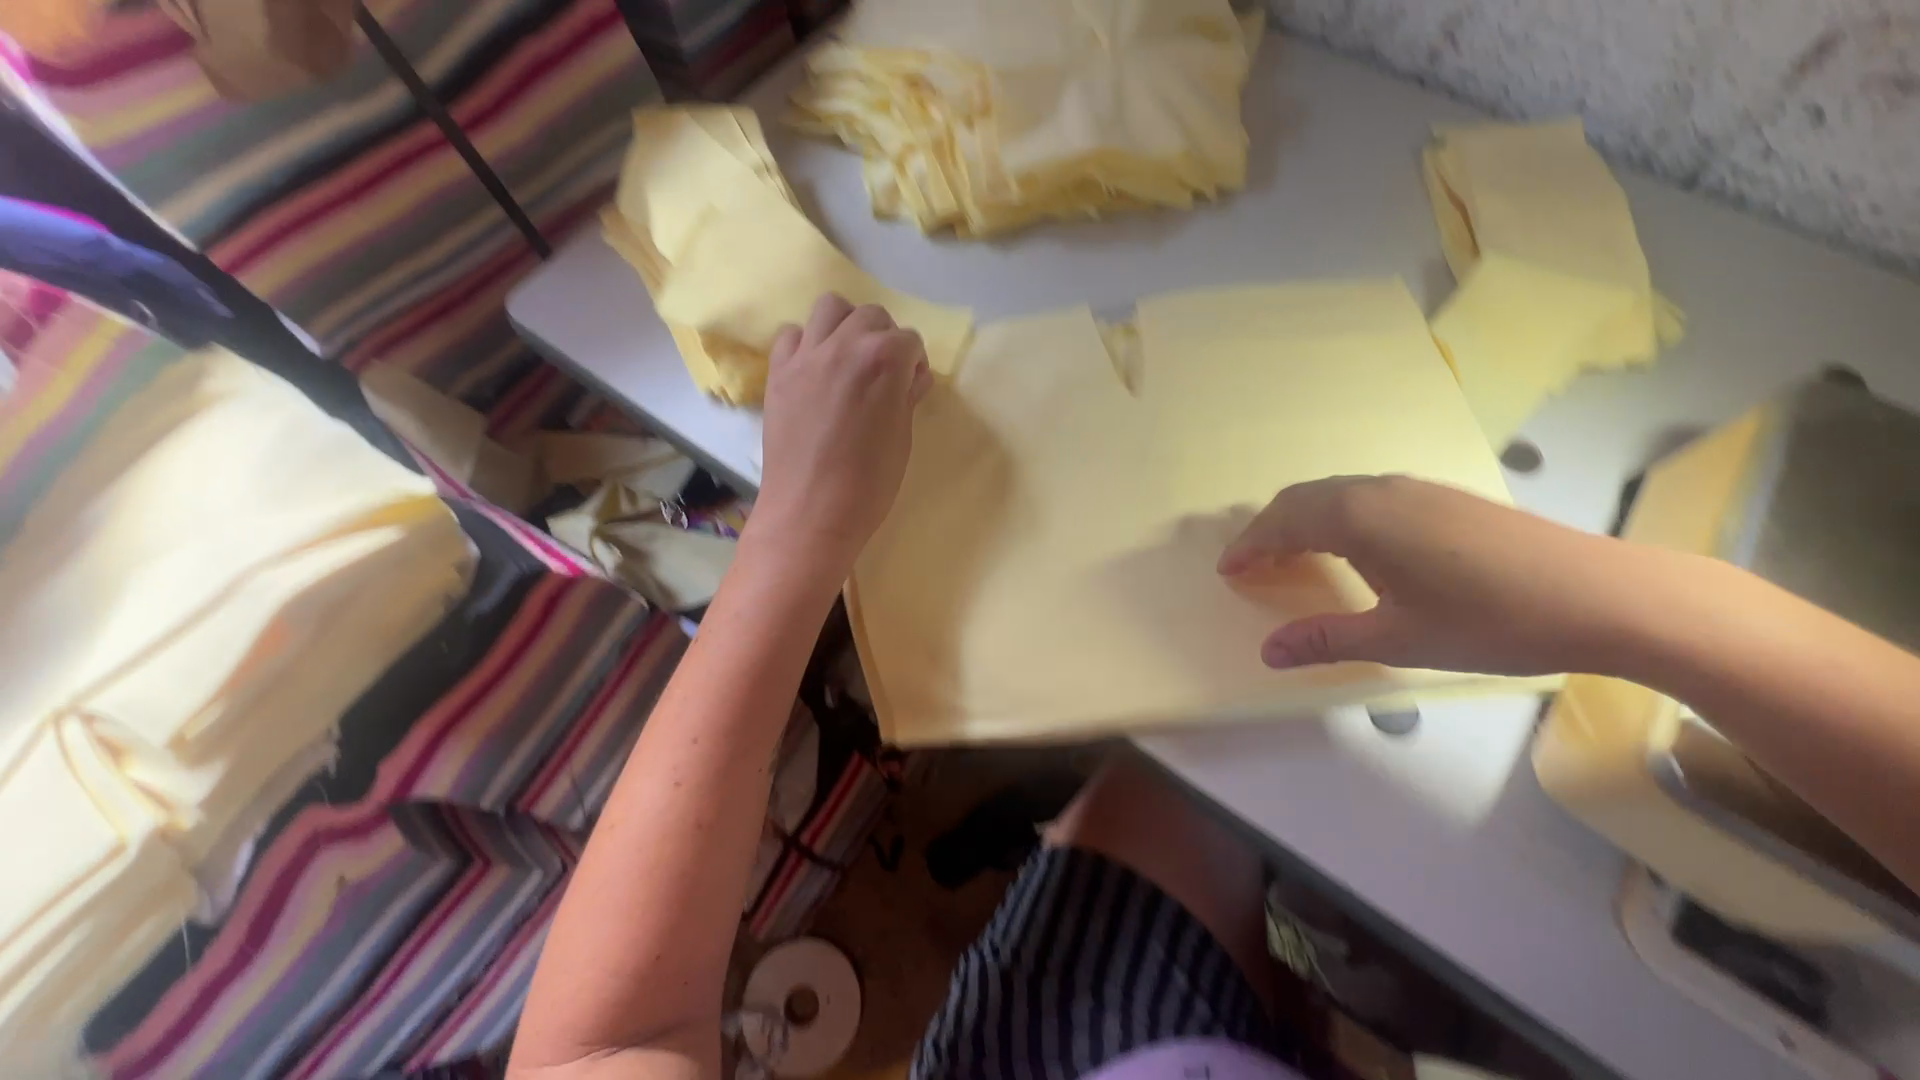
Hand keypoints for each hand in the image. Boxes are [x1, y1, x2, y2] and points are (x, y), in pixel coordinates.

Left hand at [750, 293, 932, 577]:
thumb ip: (905, 398)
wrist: (810, 513)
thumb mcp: (902, 439)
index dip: (914, 365)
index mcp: (884, 360)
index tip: (911, 390)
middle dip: (884, 338)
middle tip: (883, 375)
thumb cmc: (868, 484)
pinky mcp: (778, 372)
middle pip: (871, 316)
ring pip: (830, 308)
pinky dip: (807, 344)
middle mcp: (844, 345)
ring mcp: (806, 356)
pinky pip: (792, 334)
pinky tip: (815, 371)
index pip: (910, 340)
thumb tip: (909, 380)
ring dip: (846, 326)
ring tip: (848, 359)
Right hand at [1217, 475, 1660, 675]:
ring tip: (1295, 556)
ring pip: (1338, 492)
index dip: (1249, 546)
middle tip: (1252, 564)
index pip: (1282, 522)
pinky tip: (1356, 548)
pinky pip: (1368, 496)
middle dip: (1270, 528)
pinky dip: (1339, 516)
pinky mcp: (1446, 497)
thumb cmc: (1489, 620)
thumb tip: (1267, 651)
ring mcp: (1417, 489)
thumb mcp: (1398, 639)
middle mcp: (1380, 490)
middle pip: (1304, 498)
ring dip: (1305, 519)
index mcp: (1358, 518)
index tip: (1227, 570)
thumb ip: (1326, 640)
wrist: (1602, 594)